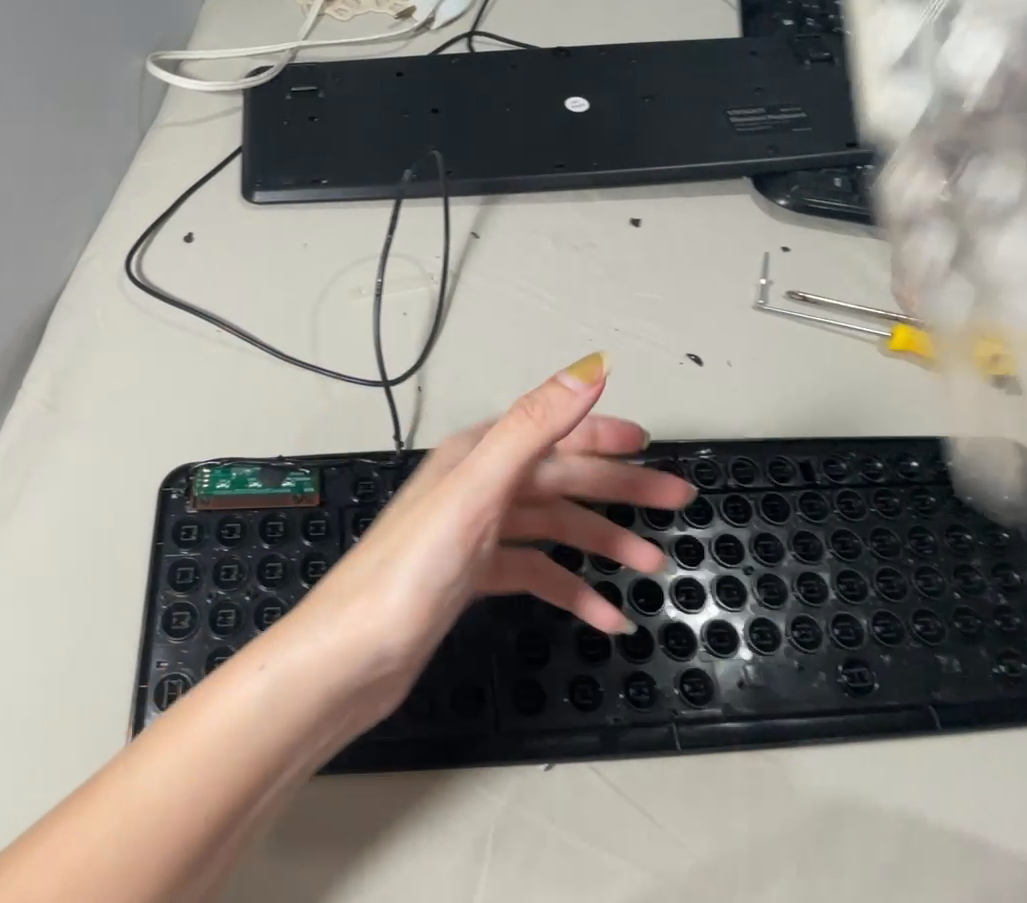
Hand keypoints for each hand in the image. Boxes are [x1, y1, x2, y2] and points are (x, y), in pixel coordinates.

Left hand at [269, 352, 692, 733]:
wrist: (352, 656)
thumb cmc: (405, 574)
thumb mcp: (475, 490)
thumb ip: (532, 427)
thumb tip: (588, 369)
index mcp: (474, 458)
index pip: (551, 432)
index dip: (601, 433)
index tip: (648, 442)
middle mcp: (474, 489)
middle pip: (559, 480)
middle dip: (618, 488)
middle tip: (673, 499)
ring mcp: (473, 535)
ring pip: (551, 528)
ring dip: (602, 543)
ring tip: (651, 564)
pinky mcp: (470, 578)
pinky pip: (534, 573)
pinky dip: (571, 591)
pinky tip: (604, 615)